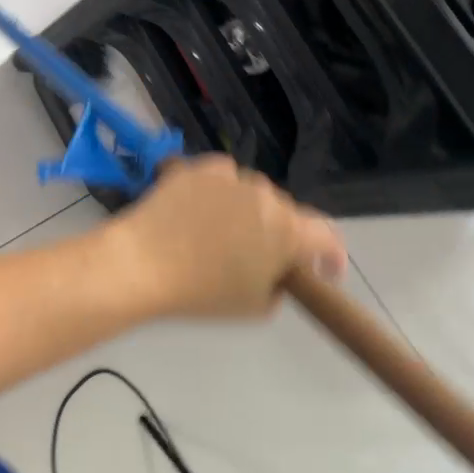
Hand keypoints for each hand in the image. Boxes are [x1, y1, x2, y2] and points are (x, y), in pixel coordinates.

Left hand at [97, 155, 346, 318]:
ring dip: (249, 208)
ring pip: (252, 190)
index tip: (321, 270)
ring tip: (226, 230)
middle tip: (262, 254)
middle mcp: (263, 195)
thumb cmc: (203, 291)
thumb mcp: (258, 304)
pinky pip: (220, 174)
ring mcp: (227, 177)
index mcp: (288, 230)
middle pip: (286, 211)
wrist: (143, 261)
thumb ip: (280, 282)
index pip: (327, 235)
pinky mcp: (195, 168)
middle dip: (281, 232)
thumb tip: (275, 269)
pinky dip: (219, 188)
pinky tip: (204, 205)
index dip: (330, 255)